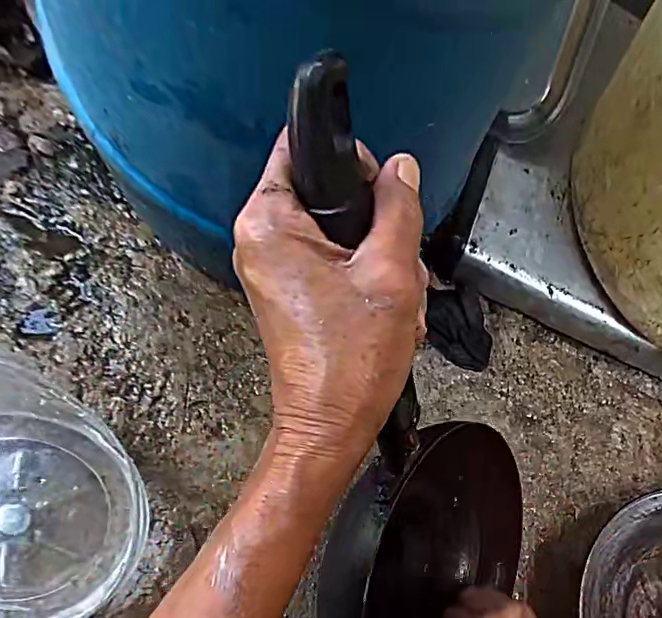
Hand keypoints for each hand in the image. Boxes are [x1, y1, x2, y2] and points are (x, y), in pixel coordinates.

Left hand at [232, 132, 427, 468]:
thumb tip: (401, 170)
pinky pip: (334, 270)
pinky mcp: (290, 299)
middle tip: (396, 271)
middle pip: (329, 198)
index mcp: (269, 223)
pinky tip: (385, 316)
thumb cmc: (349, 364)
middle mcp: (260, 244)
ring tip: (395, 304)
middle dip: (376, 230)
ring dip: (379, 266)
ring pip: (340, 239)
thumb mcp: (391, 272)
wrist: (330, 426)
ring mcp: (273, 274)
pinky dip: (365, 287)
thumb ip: (399, 207)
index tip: (381, 197)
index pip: (303, 147)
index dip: (354, 164)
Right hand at [444, 588, 598, 617]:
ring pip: (486, 592)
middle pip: (469, 594)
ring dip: (478, 602)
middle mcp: (498, 612)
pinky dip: (493, 606)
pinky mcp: (527, 611)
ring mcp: (514, 609)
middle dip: (461, 605)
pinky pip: (502, 600)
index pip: (453, 613)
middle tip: (459, 617)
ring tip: (475, 617)